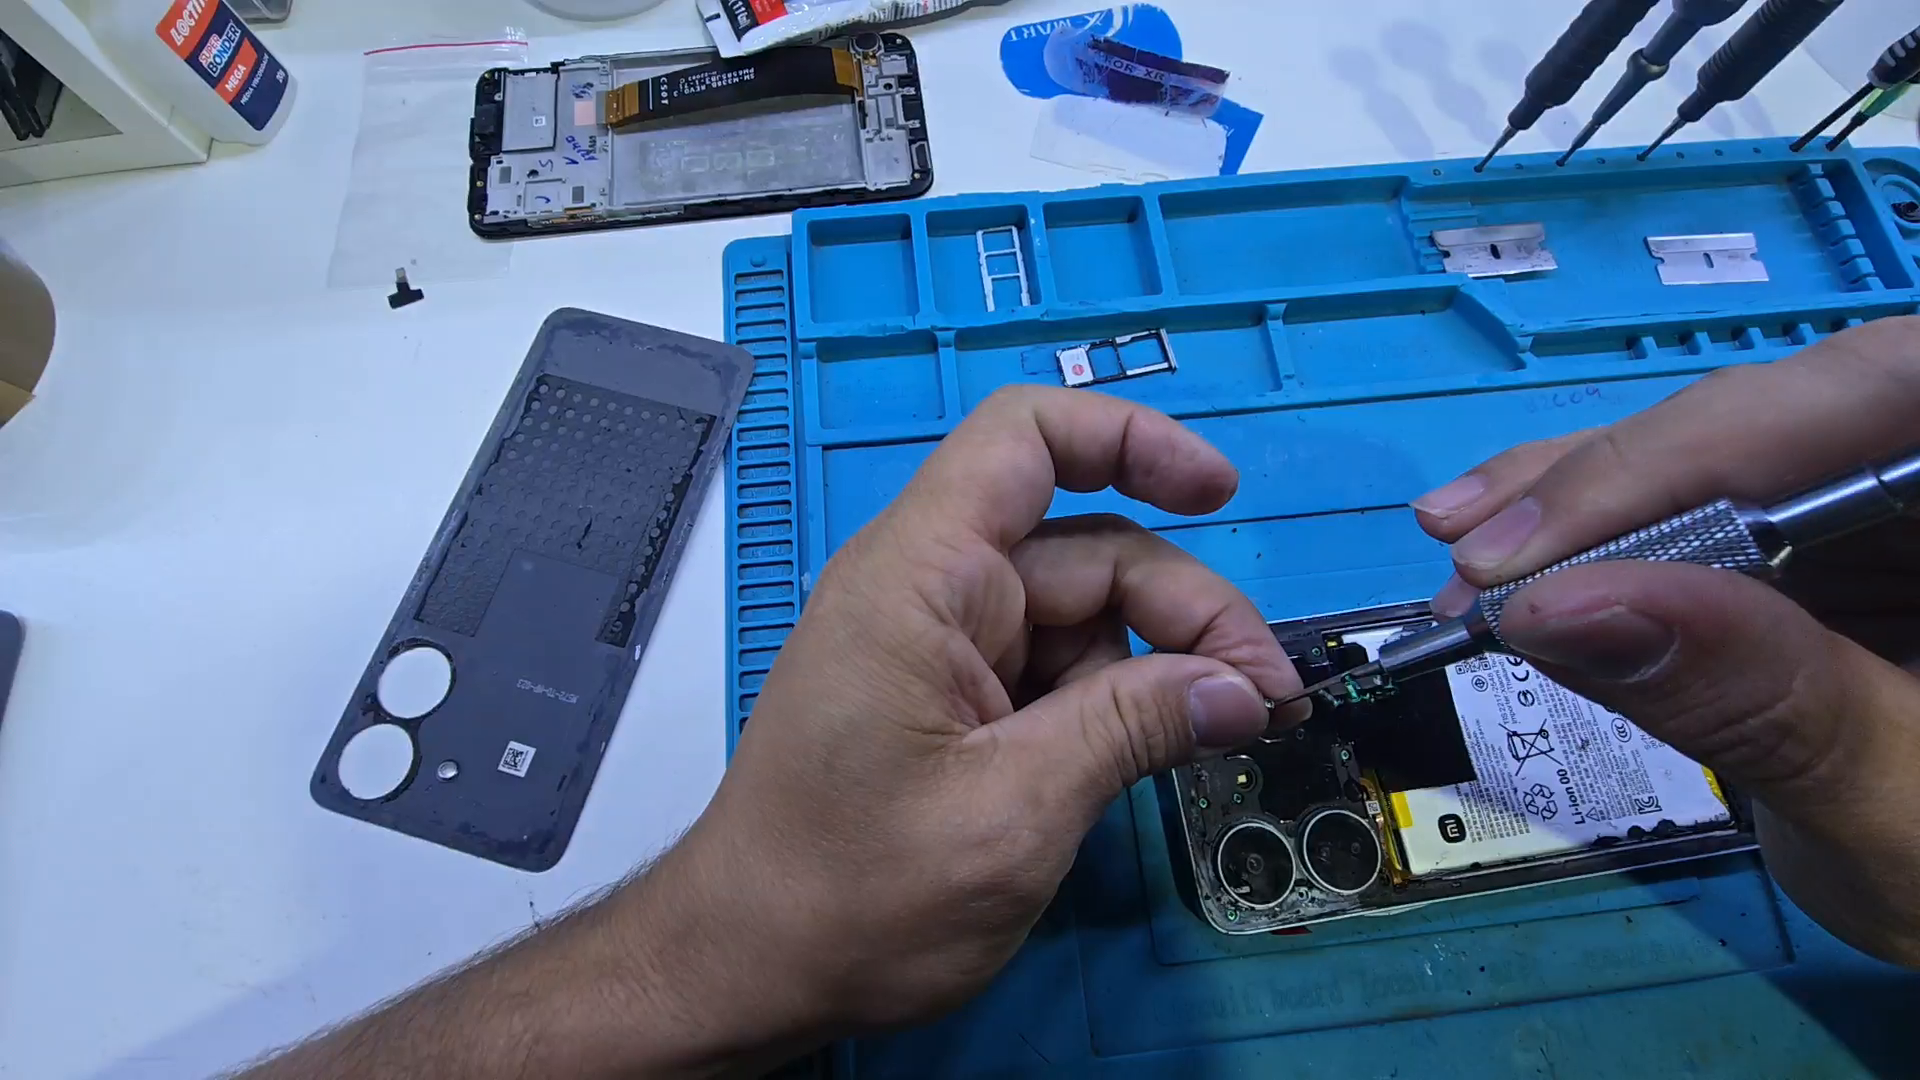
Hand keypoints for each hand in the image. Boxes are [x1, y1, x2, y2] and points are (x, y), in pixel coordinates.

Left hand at [667, 387, 1304, 1033]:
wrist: (752, 964)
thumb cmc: (853, 893)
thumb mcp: (1012, 812)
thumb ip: (1130, 730)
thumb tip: (1245, 691)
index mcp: (921, 575)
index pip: (1022, 440)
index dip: (1126, 438)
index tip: (1217, 492)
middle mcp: (935, 587)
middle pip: (1086, 548)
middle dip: (1185, 608)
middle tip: (1263, 698)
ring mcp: (949, 642)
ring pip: (1086, 612)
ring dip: (1161, 664)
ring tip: (1219, 733)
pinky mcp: (961, 692)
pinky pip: (1060, 667)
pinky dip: (1117, 699)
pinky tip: (1153, 749)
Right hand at [1412, 316, 1919, 967]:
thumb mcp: (1909, 818)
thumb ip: (1755, 699)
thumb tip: (1547, 608)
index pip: (1880, 395)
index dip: (1694, 446)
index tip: (1535, 546)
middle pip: (1768, 411)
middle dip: (1599, 481)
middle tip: (1472, 557)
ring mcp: (1870, 496)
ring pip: (1699, 445)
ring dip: (1559, 498)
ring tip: (1456, 545)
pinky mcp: (1798, 532)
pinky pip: (1669, 499)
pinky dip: (1572, 530)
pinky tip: (1496, 557)